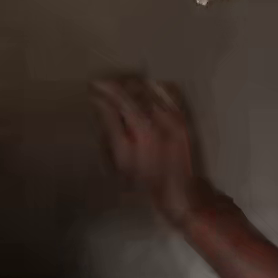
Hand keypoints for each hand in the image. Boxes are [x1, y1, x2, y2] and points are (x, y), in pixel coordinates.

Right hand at [93, 76, 221, 228]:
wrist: (183, 194)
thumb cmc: (146, 180)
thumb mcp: (121, 157)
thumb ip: (110, 125)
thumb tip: (99, 102)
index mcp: (141, 125)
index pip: (119, 95)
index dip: (104, 87)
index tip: (93, 85)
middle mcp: (160, 115)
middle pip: (135, 86)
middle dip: (118, 83)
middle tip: (105, 87)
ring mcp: (174, 114)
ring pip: (151, 86)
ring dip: (134, 83)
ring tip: (122, 88)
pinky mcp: (184, 117)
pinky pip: (169, 91)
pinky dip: (154, 86)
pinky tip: (145, 92)